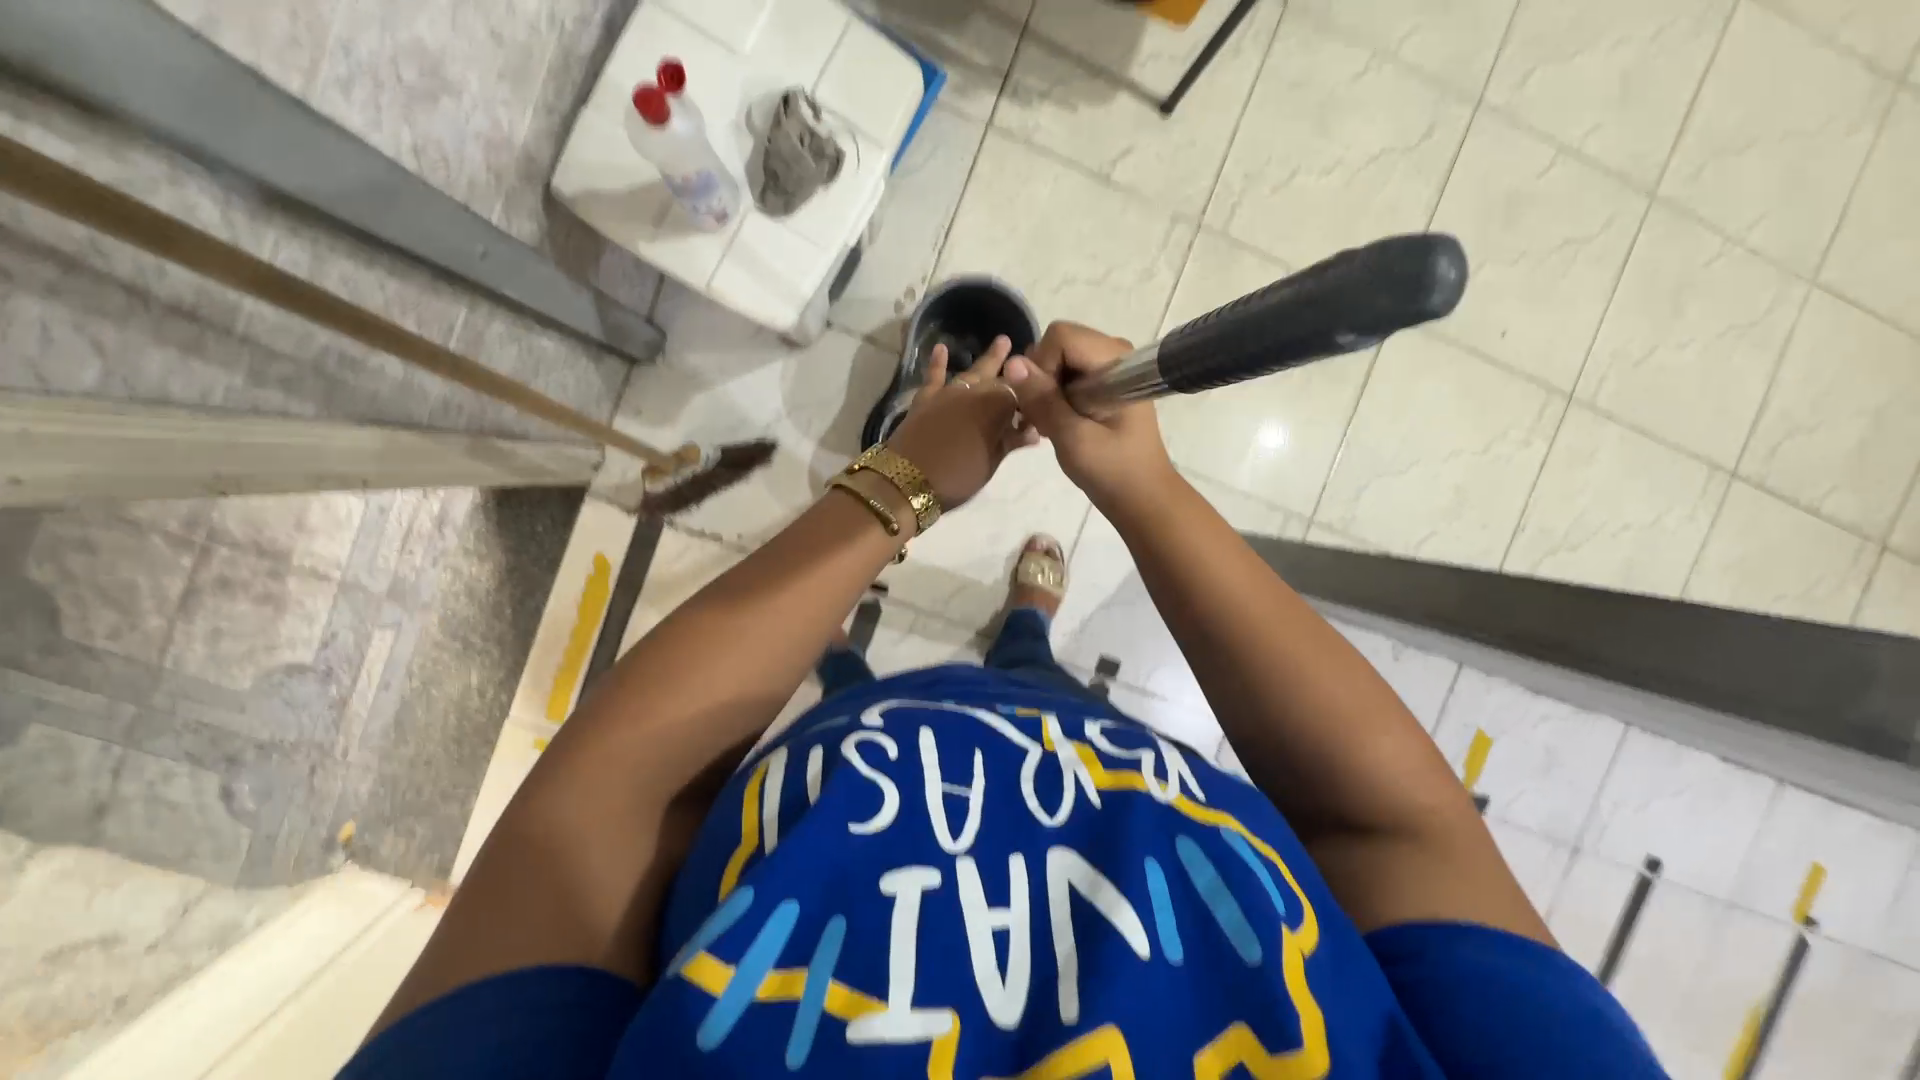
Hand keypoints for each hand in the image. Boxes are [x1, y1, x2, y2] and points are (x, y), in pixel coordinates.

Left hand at [885, 335, 1039, 509]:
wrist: (907, 480)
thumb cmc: (958, 476)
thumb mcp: (990, 463)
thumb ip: (1010, 442)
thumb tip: (1033, 431)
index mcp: (996, 407)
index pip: (1020, 394)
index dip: (1030, 396)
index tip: (1039, 400)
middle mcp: (975, 392)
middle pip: (999, 378)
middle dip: (1014, 370)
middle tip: (1030, 356)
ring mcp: (948, 393)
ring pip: (972, 373)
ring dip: (988, 359)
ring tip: (1002, 342)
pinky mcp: (926, 399)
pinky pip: (933, 376)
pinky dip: (938, 361)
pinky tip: (941, 347)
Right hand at [1003, 321, 1174, 509]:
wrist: (1142, 496)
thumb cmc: (1112, 471)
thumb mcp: (1072, 438)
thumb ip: (1043, 399)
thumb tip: (1012, 363)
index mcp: (1116, 362)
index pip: (1061, 337)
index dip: (1042, 366)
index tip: (1044, 404)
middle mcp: (1115, 354)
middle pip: (1058, 344)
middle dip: (1043, 379)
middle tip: (1046, 420)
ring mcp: (1110, 367)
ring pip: (1059, 360)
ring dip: (1047, 391)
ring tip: (1053, 426)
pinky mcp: (1104, 382)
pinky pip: (1068, 373)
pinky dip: (1056, 396)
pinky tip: (1059, 424)